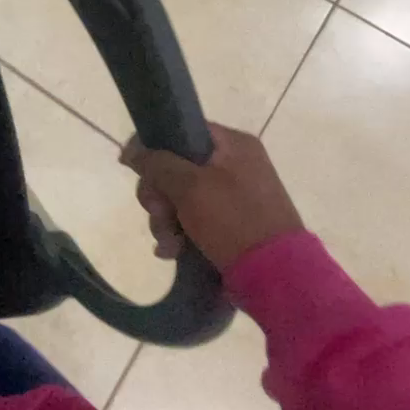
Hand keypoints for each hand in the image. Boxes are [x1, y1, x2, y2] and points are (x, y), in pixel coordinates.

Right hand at [120, 123, 303, 271]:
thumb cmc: (234, 221)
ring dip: (164, 219)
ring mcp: (233, 194)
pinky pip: (192, 216)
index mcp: (232, 145)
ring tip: (168, 242)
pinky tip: (172, 250)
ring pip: (178, 194)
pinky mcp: (231, 222)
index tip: (133, 169)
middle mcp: (234, 164)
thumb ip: (155, 163)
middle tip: (158, 213)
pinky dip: (178, 232)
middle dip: (158, 194)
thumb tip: (130, 151)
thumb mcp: (189, 186)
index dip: (150, 148)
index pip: (178, 130)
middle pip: (173, 166)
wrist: (280, 280)